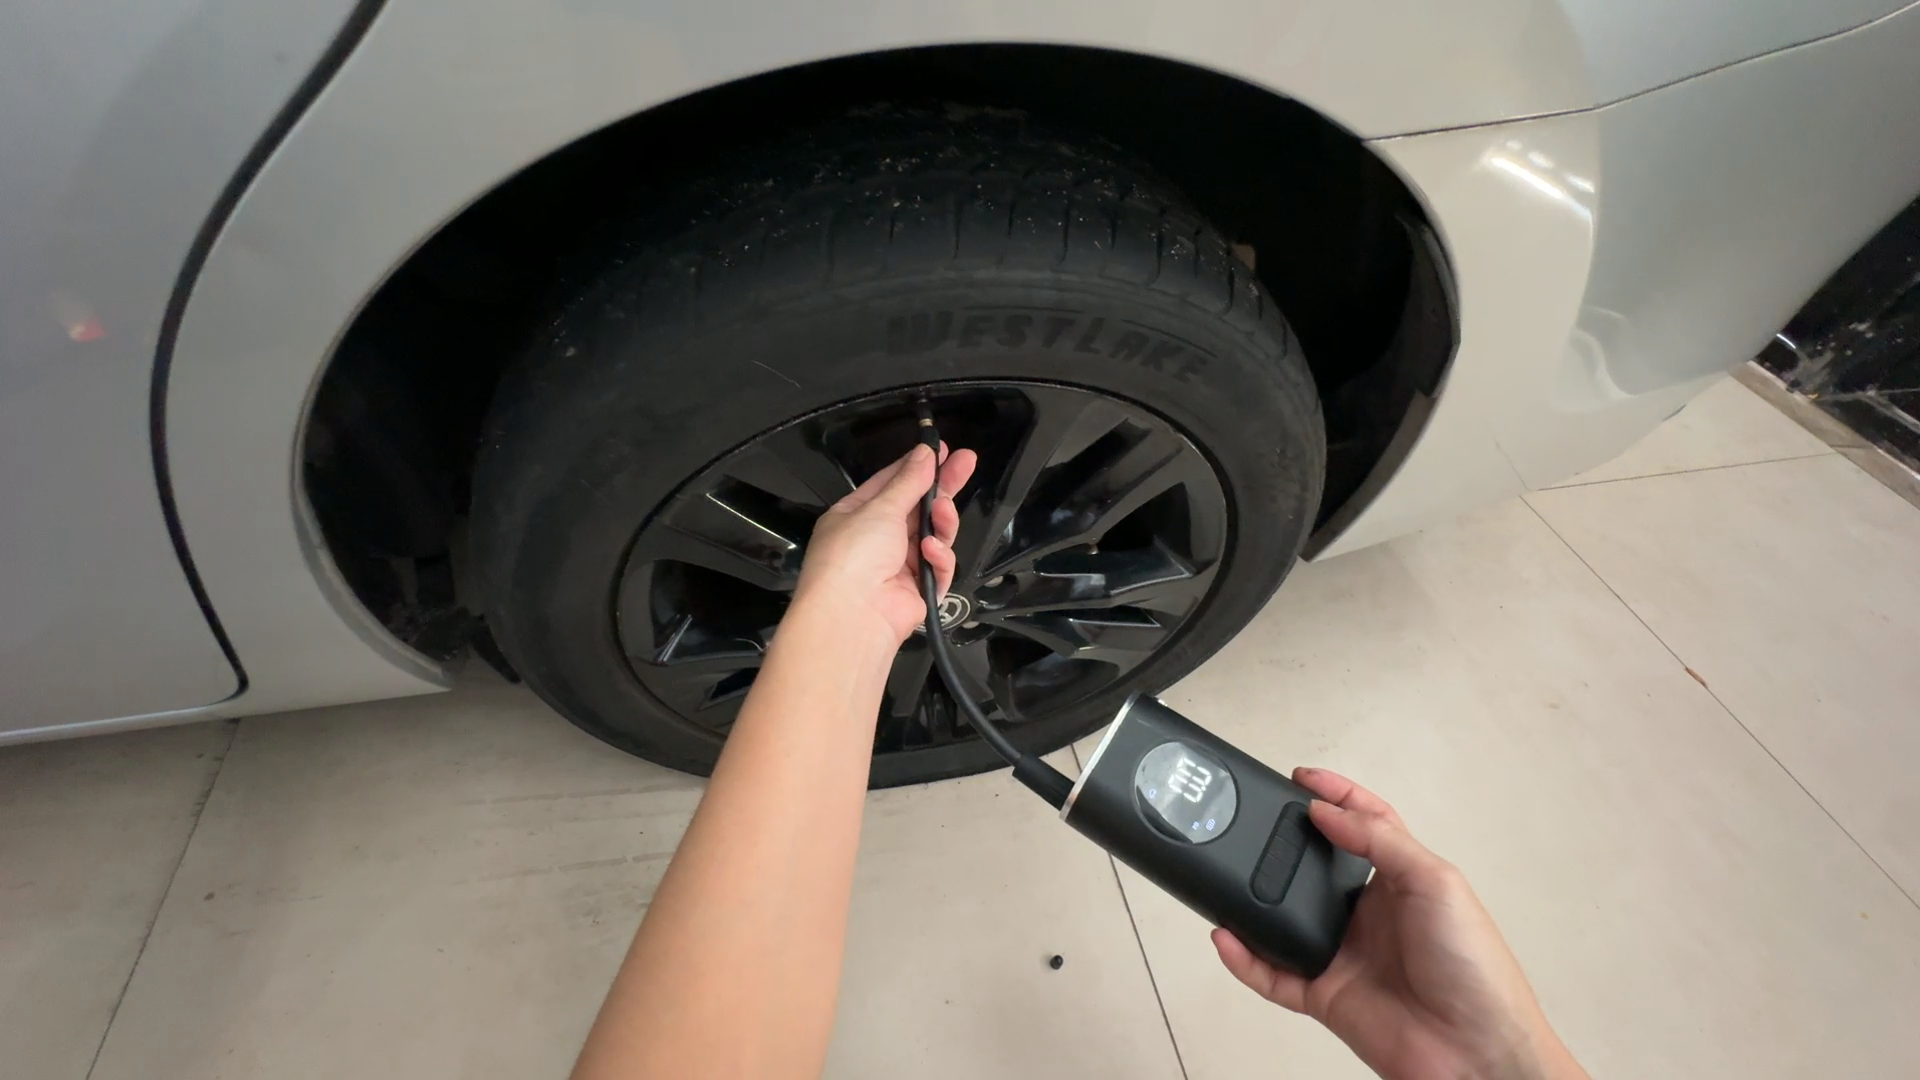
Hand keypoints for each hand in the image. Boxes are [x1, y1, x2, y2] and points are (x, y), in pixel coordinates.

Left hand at [791, 442, 977, 643]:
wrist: (853, 617)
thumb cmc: (850, 560)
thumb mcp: (880, 509)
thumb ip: (909, 481)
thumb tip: (924, 454)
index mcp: (856, 515)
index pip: (892, 483)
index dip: (918, 466)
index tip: (941, 450)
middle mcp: (876, 539)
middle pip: (918, 506)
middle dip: (942, 486)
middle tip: (966, 462)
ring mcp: (897, 564)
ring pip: (934, 534)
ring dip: (941, 522)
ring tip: (943, 513)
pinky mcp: (917, 588)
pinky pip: (938, 565)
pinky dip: (938, 558)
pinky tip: (931, 553)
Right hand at [1212, 769, 1586, 1079]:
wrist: (1479, 1059)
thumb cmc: (1476, 972)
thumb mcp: (1436, 884)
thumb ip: (1379, 840)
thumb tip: (1325, 810)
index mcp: (1397, 881)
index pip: (1361, 822)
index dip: (1334, 794)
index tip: (1300, 776)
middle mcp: (1364, 912)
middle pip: (1312, 864)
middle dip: (1282, 841)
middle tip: (1252, 819)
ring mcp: (1341, 952)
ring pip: (1282, 918)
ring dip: (1253, 900)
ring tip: (1228, 877)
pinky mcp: (1324, 994)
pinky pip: (1271, 974)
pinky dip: (1245, 959)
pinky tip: (1228, 939)